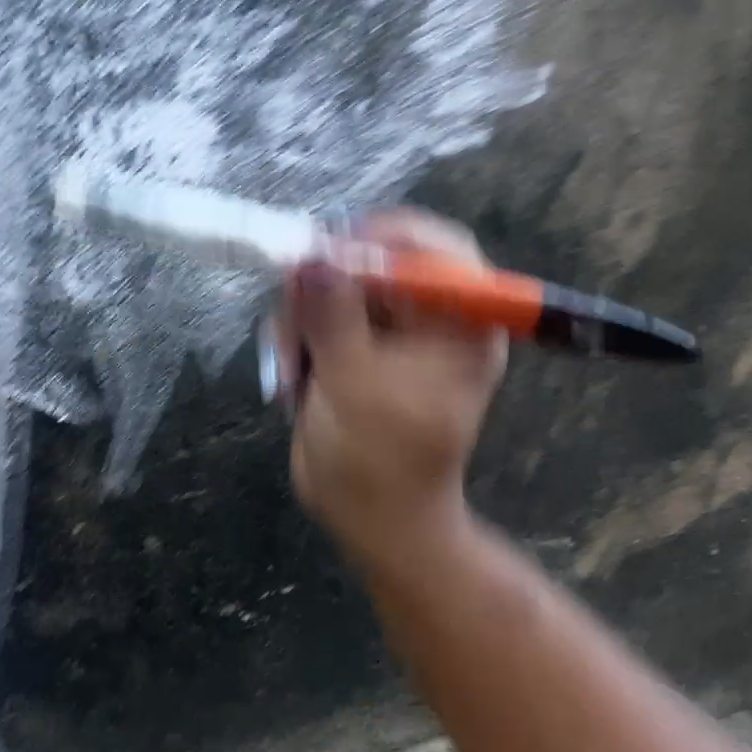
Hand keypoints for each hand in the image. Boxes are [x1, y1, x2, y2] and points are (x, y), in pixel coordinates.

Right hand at [278, 208, 508, 567]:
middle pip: (368, 263)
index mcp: (458, 324)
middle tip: (293, 317)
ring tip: (292, 370)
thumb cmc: (379, 456)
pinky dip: (292, 340)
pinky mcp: (347, 347)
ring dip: (297, 323)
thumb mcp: (353, 381)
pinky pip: (310, 316)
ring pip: (328, 288)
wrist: (365, 514)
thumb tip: (309, 255)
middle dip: (321, 291)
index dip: (384, 237)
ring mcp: (383, 333)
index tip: (327, 248)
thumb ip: (330, 313)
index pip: (436, 250)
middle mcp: (425, 319)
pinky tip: (292, 380)